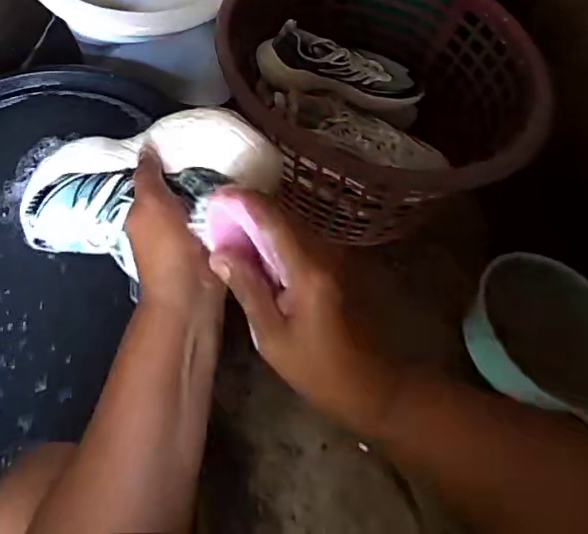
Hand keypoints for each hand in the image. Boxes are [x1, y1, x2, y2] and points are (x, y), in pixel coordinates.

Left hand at [123, 147, 220, 310]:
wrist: (191, 301)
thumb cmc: (167, 249)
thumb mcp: (151, 204)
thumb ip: (148, 176)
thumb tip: (146, 148)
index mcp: (141, 213)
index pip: (152, 179)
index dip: (168, 162)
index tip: (189, 143)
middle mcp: (159, 226)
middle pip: (178, 193)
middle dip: (193, 178)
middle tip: (218, 155)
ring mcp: (184, 242)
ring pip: (198, 209)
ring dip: (211, 196)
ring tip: (233, 173)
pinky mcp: (208, 254)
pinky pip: (216, 225)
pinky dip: (224, 215)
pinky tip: (239, 201)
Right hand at [206, 189, 406, 435]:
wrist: (376, 389)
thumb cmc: (321, 371)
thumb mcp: (272, 338)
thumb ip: (246, 289)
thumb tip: (218, 252)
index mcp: (307, 269)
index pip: (269, 217)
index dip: (238, 200)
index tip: (210, 199)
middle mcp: (322, 252)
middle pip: (278, 212)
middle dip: (243, 207)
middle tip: (211, 216)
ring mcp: (331, 255)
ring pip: (286, 220)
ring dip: (256, 218)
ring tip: (225, 229)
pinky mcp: (332, 263)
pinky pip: (294, 234)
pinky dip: (269, 232)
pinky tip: (251, 247)